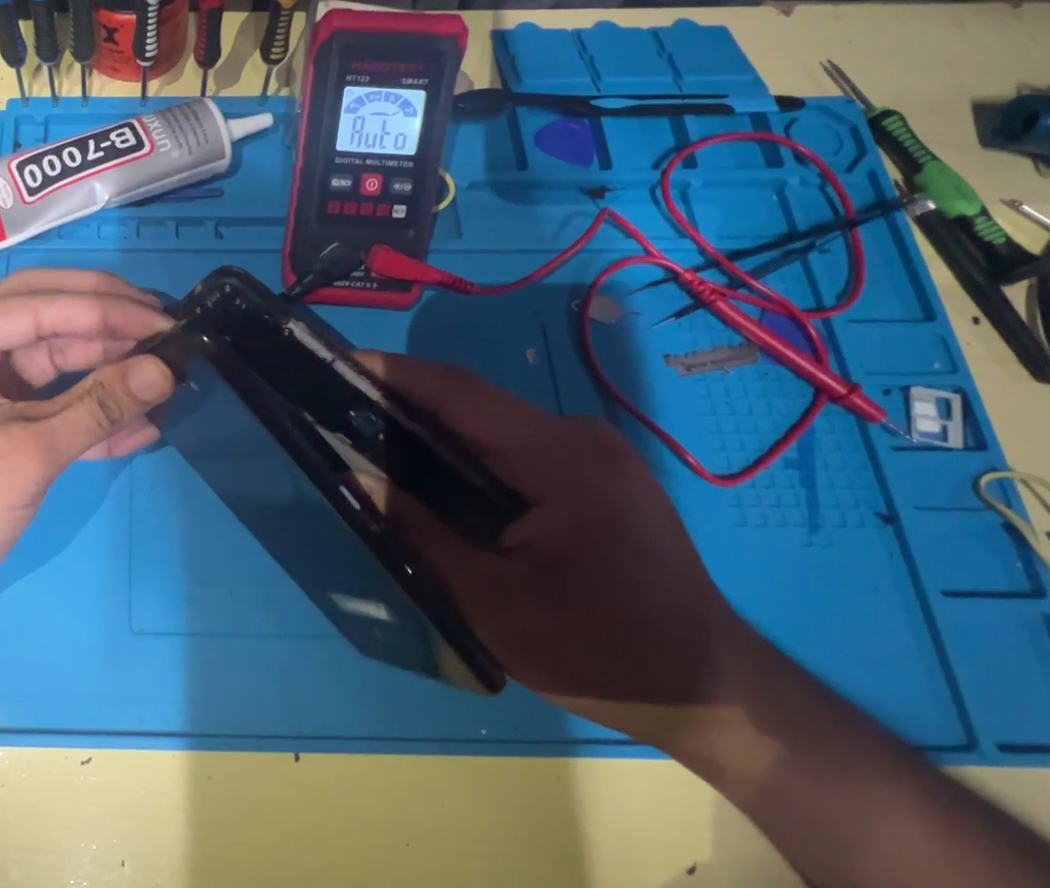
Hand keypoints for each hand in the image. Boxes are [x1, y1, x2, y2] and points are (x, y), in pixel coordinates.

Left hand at [0, 270, 176, 629]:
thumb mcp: (28, 453)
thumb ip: (100, 405)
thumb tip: (167, 368)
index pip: (37, 305)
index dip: (107, 310)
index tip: (166, 319)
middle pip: (43, 317)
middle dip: (106, 322)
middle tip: (165, 325)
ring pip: (50, 360)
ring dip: (105, 369)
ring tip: (164, 371)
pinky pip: (45, 403)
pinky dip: (87, 412)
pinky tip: (138, 421)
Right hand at [353, 353, 763, 744]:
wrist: (708, 687)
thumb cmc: (597, 650)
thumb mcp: (492, 602)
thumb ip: (421, 534)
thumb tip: (358, 480)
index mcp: (562, 460)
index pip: (462, 395)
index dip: (398, 374)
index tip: (341, 362)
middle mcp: (582, 438)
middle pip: (478, 405)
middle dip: (408, 402)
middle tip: (344, 410)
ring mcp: (596, 453)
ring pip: (497, 426)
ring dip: (438, 430)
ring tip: (376, 440)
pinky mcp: (599, 474)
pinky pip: (519, 448)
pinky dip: (470, 453)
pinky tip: (436, 475)